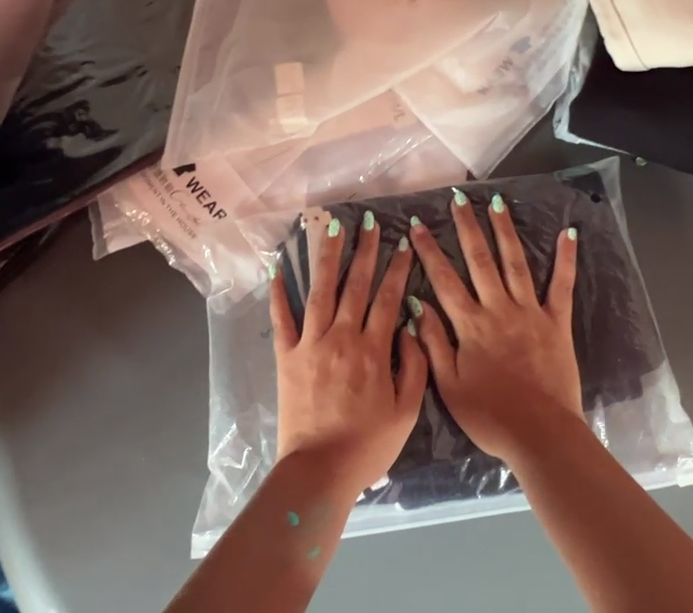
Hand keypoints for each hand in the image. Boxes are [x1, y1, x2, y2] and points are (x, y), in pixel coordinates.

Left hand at [270, 210, 426, 496]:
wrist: (320, 469)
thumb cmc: (368, 445)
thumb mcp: (407, 411)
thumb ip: (414, 365)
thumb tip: (410, 326)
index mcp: (374, 350)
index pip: (388, 298)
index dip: (397, 269)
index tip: (403, 243)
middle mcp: (342, 337)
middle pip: (356, 285)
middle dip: (365, 251)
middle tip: (371, 222)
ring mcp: (311, 345)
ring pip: (321, 292)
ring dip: (328, 257)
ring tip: (331, 227)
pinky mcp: (286, 358)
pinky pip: (282, 320)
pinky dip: (278, 293)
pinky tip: (277, 268)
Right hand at [409, 190, 582, 462]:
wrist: (539, 434)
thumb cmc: (489, 417)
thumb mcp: (449, 385)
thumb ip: (433, 343)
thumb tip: (417, 304)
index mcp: (470, 325)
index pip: (444, 279)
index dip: (428, 250)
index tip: (417, 225)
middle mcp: (499, 309)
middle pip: (479, 260)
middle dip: (466, 227)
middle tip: (458, 198)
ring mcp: (530, 312)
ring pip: (515, 263)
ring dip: (505, 230)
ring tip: (496, 201)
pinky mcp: (557, 322)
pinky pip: (562, 285)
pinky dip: (565, 259)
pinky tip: (568, 233)